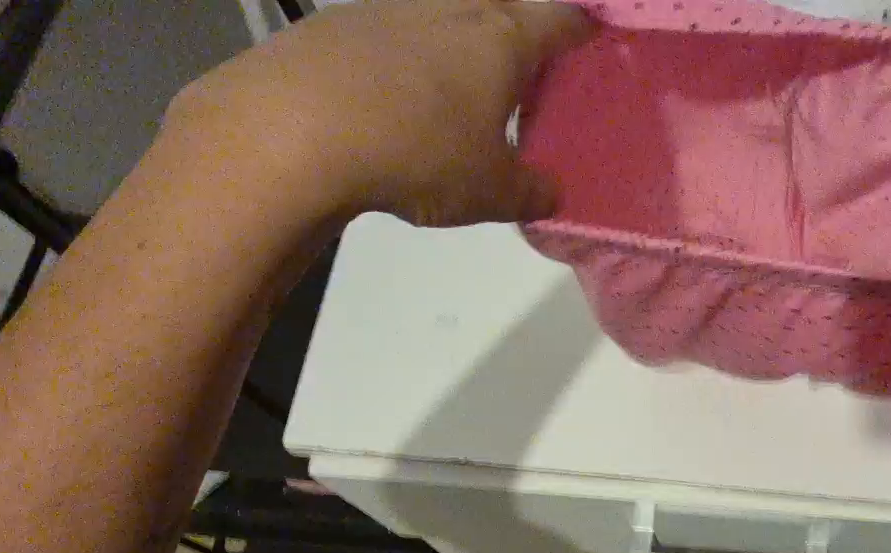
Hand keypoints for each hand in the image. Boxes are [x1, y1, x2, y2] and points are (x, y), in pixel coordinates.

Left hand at [168, 0, 593, 227]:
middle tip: (531, 66)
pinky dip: (416, 56)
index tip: (593, 39)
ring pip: (448, 14)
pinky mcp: (344, 23)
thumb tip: (553, 195)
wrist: (297, 127)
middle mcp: (453, 7)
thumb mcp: (491, 192)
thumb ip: (531, 193)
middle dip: (523, 28)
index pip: (559, 20)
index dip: (581, 29)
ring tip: (469, 85)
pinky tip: (406, 95)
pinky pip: (400, 32)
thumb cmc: (420, 153)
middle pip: (503, 4)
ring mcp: (395, 8)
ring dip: (465, 40)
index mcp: (502, 40)